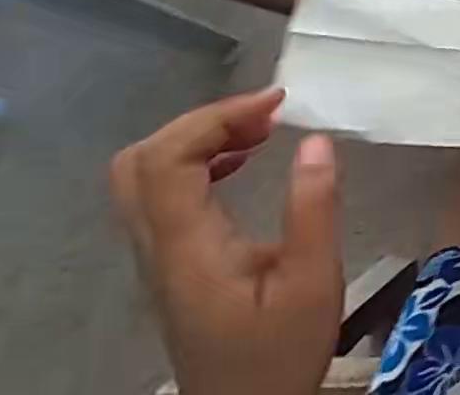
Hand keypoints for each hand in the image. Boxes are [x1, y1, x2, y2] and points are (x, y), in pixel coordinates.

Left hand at [110, 89, 341, 394]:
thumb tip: (316, 139)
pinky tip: (243, 159)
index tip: (276, 105)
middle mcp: (157, 247)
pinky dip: (201, 159)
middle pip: (143, 159)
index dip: (215, 117)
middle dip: (204, 120)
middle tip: (265, 117)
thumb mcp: (312, 281)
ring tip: (262, 130)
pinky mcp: (171, 259)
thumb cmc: (282, 353)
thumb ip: (313, 208)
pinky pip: (164, 190)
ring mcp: (158, 254)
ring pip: (147, 172)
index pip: (166, 160)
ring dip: (202, 136)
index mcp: (186, 250)